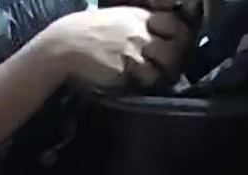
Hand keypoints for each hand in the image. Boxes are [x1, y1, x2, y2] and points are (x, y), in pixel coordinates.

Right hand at [41, 8, 190, 88]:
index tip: (178, 48)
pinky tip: (135, 84)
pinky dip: (141, 85)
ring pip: (161, 68)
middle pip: (175, 47)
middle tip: (171, 70)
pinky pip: (140, 82)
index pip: (175, 24)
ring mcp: (133, 53)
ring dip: (159, 77)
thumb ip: (140, 26)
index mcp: (142, 16)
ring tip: (153, 80)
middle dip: (175, 61)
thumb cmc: (91, 33)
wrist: (68, 44)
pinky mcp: (123, 72)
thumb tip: (156, 38)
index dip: (180, 37)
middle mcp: (142, 33)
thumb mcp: (120, 18)